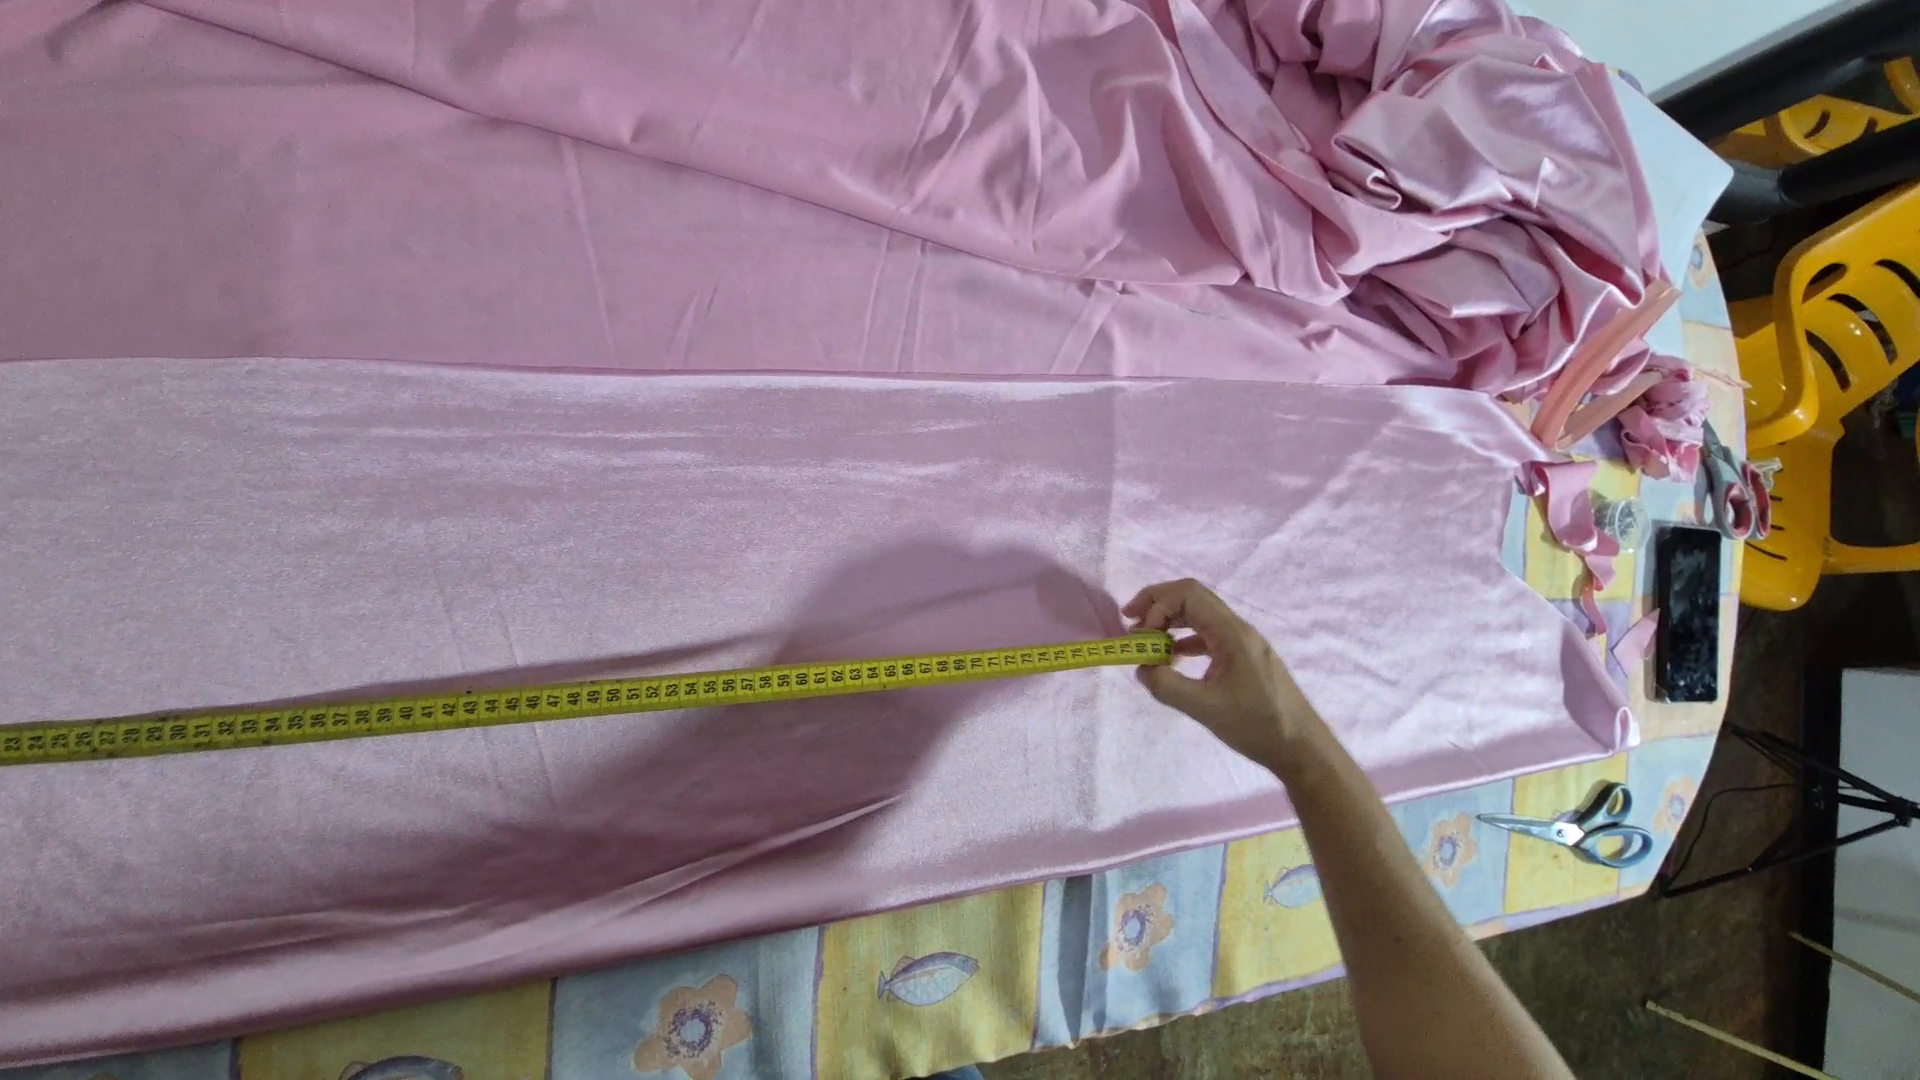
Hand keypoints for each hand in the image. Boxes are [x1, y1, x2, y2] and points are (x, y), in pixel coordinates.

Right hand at [1122, 579, 1319, 766]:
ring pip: (1201, 616)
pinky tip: (1173, 658)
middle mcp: (1238, 630)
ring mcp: (1244, 644)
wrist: (1303, 749)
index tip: (1140, 635)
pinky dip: (1185, 640)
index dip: (1157, 606)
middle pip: (1193, 598)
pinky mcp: (1245, 660)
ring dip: (1171, 622)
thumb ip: (1166, 685)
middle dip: (1159, 604)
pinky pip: (1209, 636)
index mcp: (1231, 633)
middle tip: (1131, 621)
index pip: (1188, 594)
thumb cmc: (1257, 726)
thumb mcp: (1204, 708)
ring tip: (1148, 641)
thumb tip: (1142, 668)